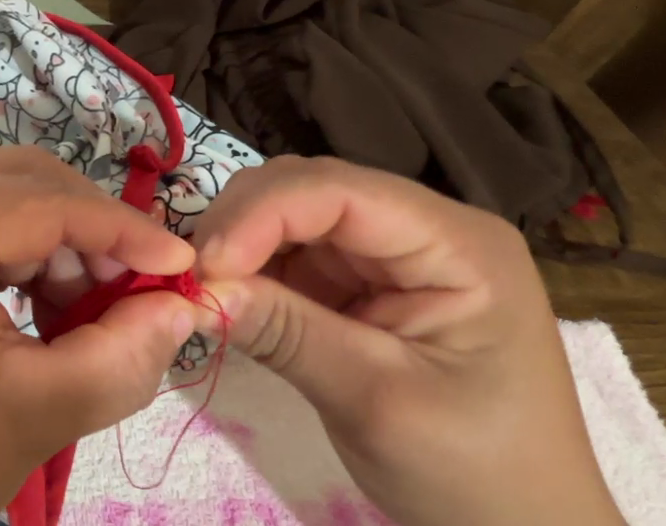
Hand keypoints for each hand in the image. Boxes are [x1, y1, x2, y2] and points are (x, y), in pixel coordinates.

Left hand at [0, 147, 198, 525]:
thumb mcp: (32, 414)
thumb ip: (120, 356)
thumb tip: (182, 305)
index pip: (49, 201)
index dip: (127, 231)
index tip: (185, 270)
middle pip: (27, 178)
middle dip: (92, 229)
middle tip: (138, 291)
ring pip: (4, 192)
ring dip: (59, 239)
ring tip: (90, 310)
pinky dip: (22, 249)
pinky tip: (44, 305)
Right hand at [191, 156, 624, 525]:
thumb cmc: (475, 475)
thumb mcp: (377, 403)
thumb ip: (286, 333)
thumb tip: (196, 287)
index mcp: (457, 243)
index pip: (338, 190)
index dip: (259, 214)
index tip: (203, 266)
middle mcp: (424, 228)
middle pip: (309, 190)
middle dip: (243, 225)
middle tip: (191, 278)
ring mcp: (392, 251)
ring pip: (291, 214)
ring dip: (241, 245)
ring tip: (205, 289)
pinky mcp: (365, 278)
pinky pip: (293, 252)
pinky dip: (253, 269)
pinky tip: (232, 297)